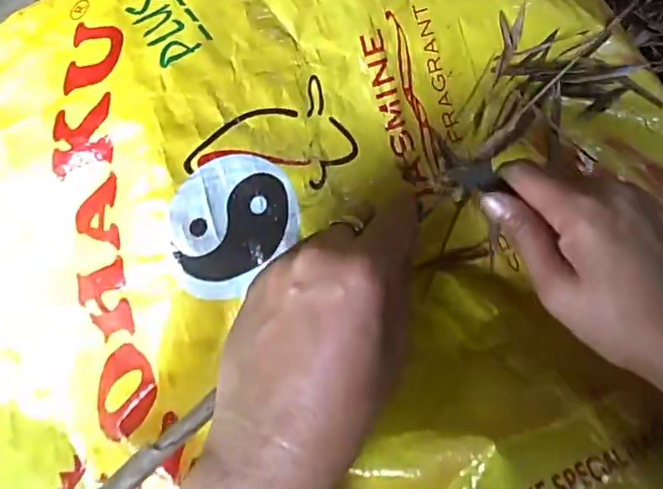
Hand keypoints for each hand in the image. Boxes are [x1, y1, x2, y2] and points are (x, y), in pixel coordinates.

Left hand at [187, 197, 416, 488]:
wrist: (267, 448)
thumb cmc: (345, 407)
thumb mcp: (394, 351)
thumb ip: (399, 290)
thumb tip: (399, 256)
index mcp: (363, 269)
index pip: (396, 214)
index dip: (406, 218)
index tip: (407, 226)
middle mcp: (322, 253)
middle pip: (353, 231)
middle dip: (362, 252)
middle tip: (360, 290)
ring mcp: (284, 264)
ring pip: (320, 247)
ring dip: (329, 264)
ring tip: (323, 309)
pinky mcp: (255, 280)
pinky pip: (292, 265)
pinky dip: (301, 279)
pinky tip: (295, 319)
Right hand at [483, 162, 662, 487]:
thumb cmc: (617, 325)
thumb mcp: (558, 292)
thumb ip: (524, 236)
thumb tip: (490, 197)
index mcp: (579, 207)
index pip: (523, 170)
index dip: (502, 183)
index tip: (495, 208)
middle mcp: (605, 185)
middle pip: (551, 174)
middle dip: (534, 199)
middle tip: (539, 245)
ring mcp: (632, 190)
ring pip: (578, 183)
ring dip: (564, 204)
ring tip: (576, 252)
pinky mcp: (650, 201)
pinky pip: (605, 192)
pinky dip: (592, 208)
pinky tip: (605, 248)